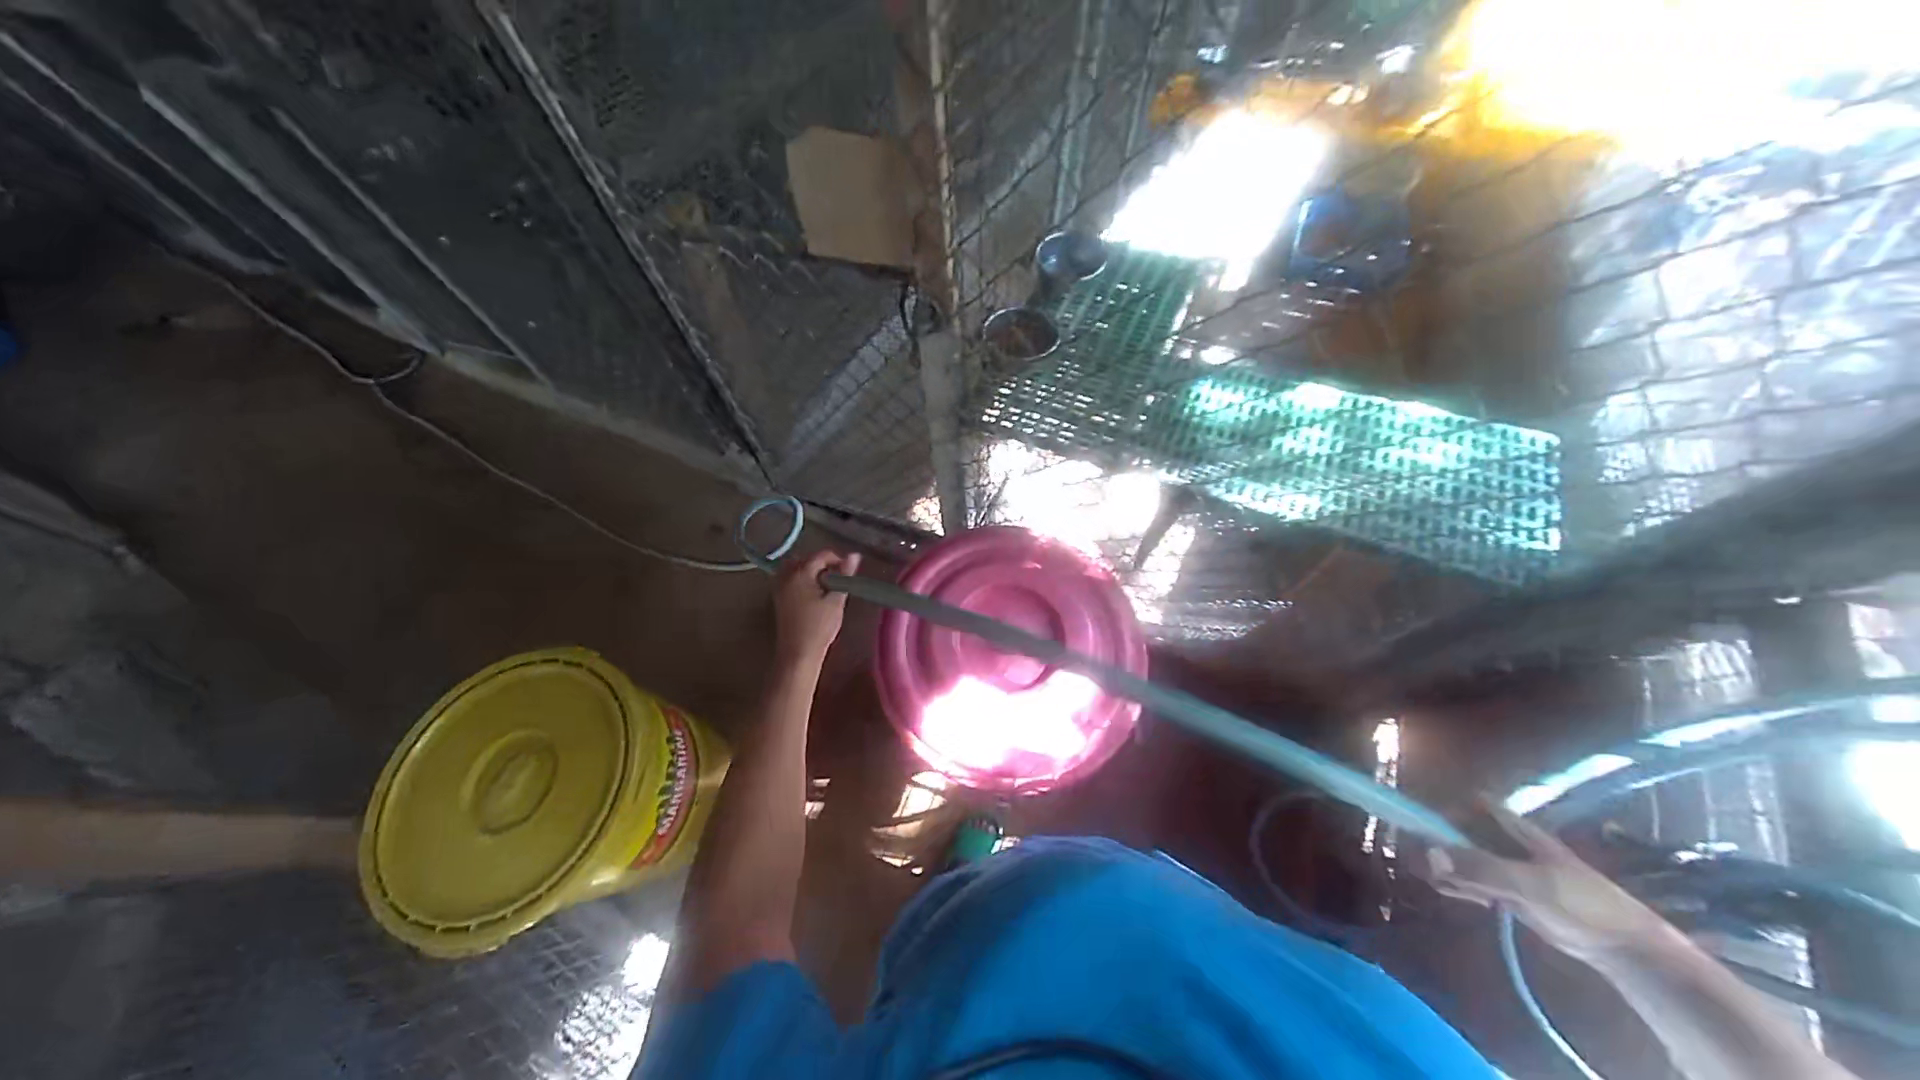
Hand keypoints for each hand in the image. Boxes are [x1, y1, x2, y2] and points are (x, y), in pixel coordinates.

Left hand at [774, 549, 861, 662]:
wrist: (798, 652)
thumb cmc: (820, 627)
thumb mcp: (836, 600)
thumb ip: (844, 575)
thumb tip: (854, 555)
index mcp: (800, 573)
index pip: (821, 555)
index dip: (837, 559)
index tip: (848, 572)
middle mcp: (786, 576)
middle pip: (806, 559)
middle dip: (823, 564)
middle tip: (838, 578)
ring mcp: (779, 587)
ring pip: (796, 568)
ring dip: (811, 571)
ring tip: (826, 585)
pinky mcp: (778, 598)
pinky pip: (789, 578)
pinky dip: (802, 579)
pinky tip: (814, 593)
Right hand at [1426, 804, 1671, 960]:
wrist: (1623, 946)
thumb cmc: (1582, 903)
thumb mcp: (1529, 885)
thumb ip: (1480, 868)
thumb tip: (1429, 853)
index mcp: (1514, 829)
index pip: (1471, 805)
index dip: (1446, 808)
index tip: (1422, 825)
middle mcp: (1506, 843)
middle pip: (1461, 831)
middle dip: (1437, 840)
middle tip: (1417, 856)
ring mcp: (1507, 868)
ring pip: (1463, 857)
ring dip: (1443, 864)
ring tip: (1428, 876)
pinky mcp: (1509, 892)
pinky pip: (1472, 880)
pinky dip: (1455, 882)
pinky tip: (1443, 888)